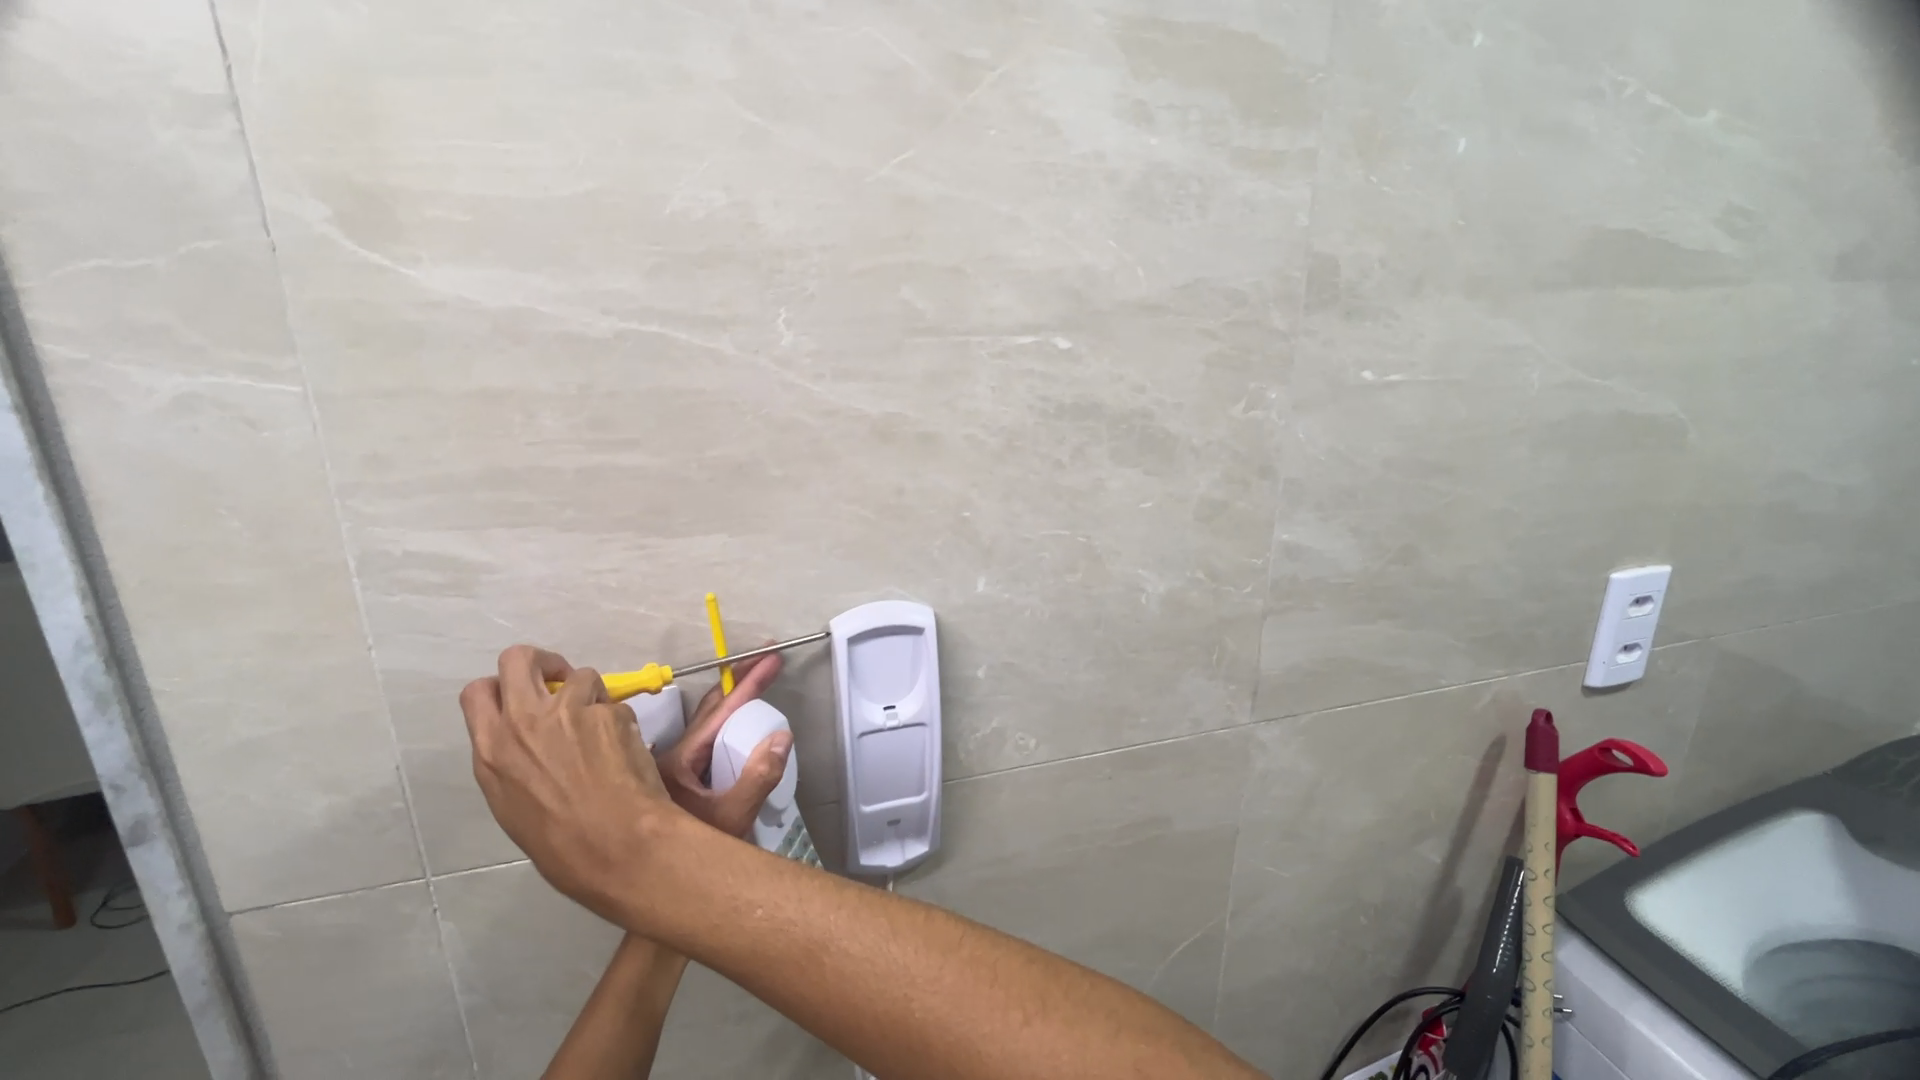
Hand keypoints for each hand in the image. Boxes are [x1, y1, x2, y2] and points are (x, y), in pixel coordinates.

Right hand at [460, 646, 684, 920]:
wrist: (618, 844)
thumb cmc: (559, 843)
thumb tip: (522, 742)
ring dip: (589, 693)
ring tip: (599, 727)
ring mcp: (572, 710)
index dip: (498, 688)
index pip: (478, 691)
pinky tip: (624, 748)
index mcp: (493, 748)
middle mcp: (526, 719)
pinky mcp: (611, 712)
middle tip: (555, 677)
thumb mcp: (510, 803)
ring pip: (581, 675)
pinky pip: (614, 704)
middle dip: (540, 662)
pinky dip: (618, 720)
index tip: (517, 697)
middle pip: (519, 658)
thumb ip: (510, 759)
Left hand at [657, 652, 793, 838]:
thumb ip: (759, 778)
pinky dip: (722, 725)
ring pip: (703, 726)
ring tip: (752, 681)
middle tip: (765, 660)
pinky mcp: (674, 782)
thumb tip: (782, 736)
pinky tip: (736, 724)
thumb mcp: (732, 818)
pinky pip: (701, 744)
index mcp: (678, 762)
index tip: (770, 658)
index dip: (747, 683)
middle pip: (710, 711)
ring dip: (730, 703)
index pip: (719, 713)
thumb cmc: (690, 855)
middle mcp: (670, 759)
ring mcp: (671, 770)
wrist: (653, 887)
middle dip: (739, 684)